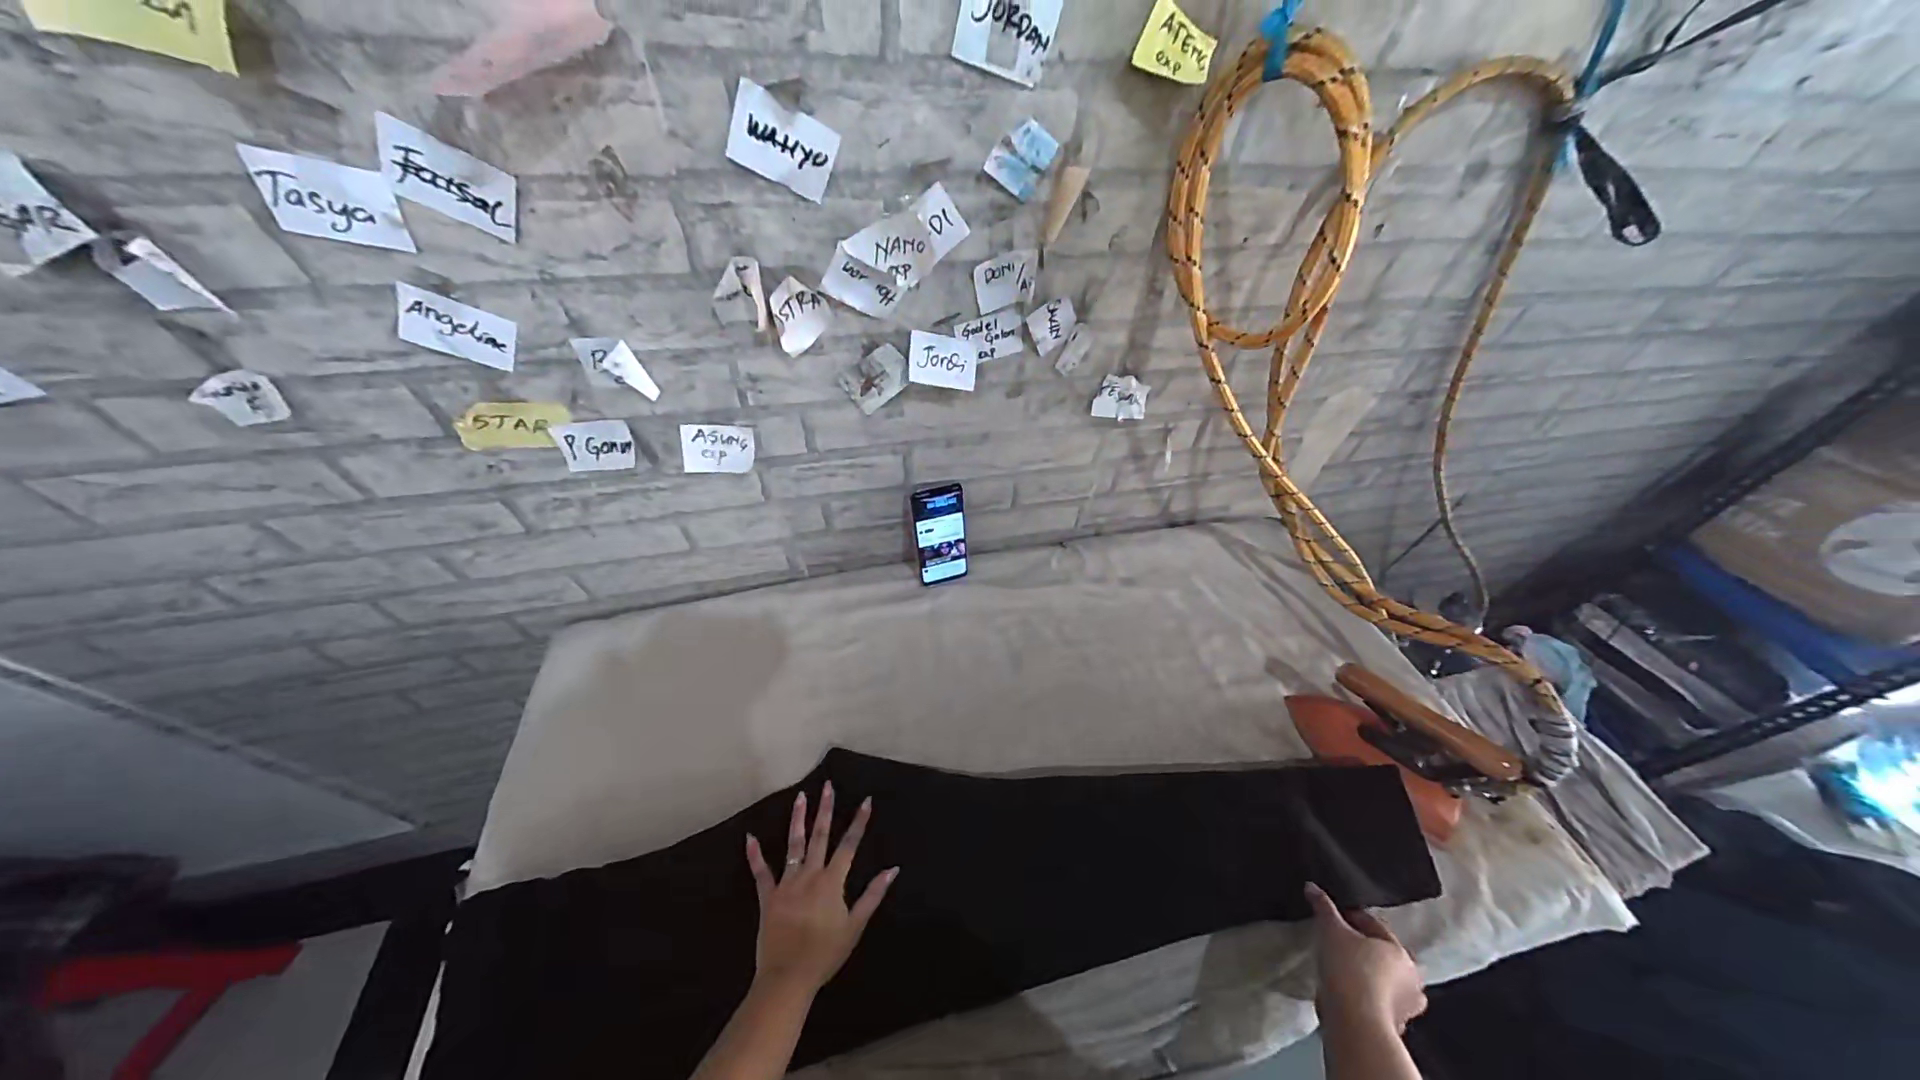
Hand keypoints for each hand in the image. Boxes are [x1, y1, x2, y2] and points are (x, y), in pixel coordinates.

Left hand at [745, 783, 897, 992]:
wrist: (788, 978)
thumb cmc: (825, 954)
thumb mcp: (855, 926)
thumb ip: (872, 895)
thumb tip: (892, 869)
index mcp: (831, 882)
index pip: (849, 845)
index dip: (858, 822)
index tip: (866, 801)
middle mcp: (809, 875)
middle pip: (820, 836)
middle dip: (825, 809)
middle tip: (827, 786)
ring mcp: (786, 884)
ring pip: (792, 845)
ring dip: (797, 819)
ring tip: (800, 797)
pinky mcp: (768, 897)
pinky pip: (761, 873)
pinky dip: (755, 855)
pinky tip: (750, 837)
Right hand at [1306, 882, 1426, 1033]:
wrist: (1355, 1021)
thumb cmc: (1348, 967)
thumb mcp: (1330, 930)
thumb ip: (1323, 907)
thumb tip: (1311, 886)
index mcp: (1400, 951)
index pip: (1373, 924)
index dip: (1349, 917)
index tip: (1330, 917)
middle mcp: (1412, 978)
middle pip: (1383, 954)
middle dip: (1364, 948)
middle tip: (1338, 943)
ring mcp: (1407, 1006)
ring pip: (1385, 981)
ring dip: (1369, 974)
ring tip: (1343, 969)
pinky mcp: (1395, 1026)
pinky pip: (1380, 1002)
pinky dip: (1367, 995)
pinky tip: (1349, 992)